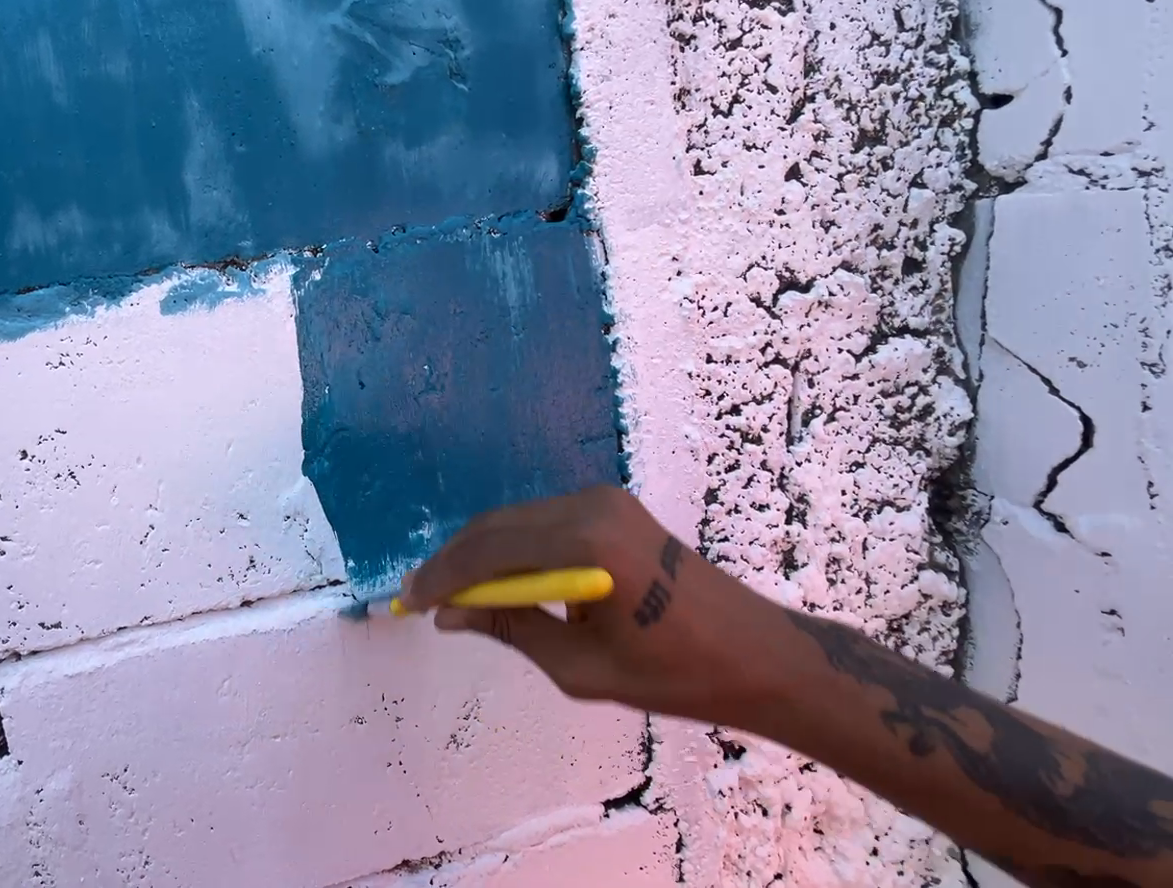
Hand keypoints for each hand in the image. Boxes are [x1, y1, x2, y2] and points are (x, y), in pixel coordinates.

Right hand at [399, 485, 797, 727]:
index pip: (489, 551)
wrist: (762, 656)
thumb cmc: (677, 675)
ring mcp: (602, 499)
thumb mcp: (581, 667)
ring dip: (480, 553)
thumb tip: (448, 614)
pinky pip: (540, 521)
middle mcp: (588, 505)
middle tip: (424, 596)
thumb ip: (508, 628)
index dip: (443, 576)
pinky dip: (512, 547)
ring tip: (455, 591)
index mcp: (586, 544)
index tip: (411, 600)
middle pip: (495, 526)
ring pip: (514, 520)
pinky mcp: (610, 504)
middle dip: (454, 561)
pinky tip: (501, 578)